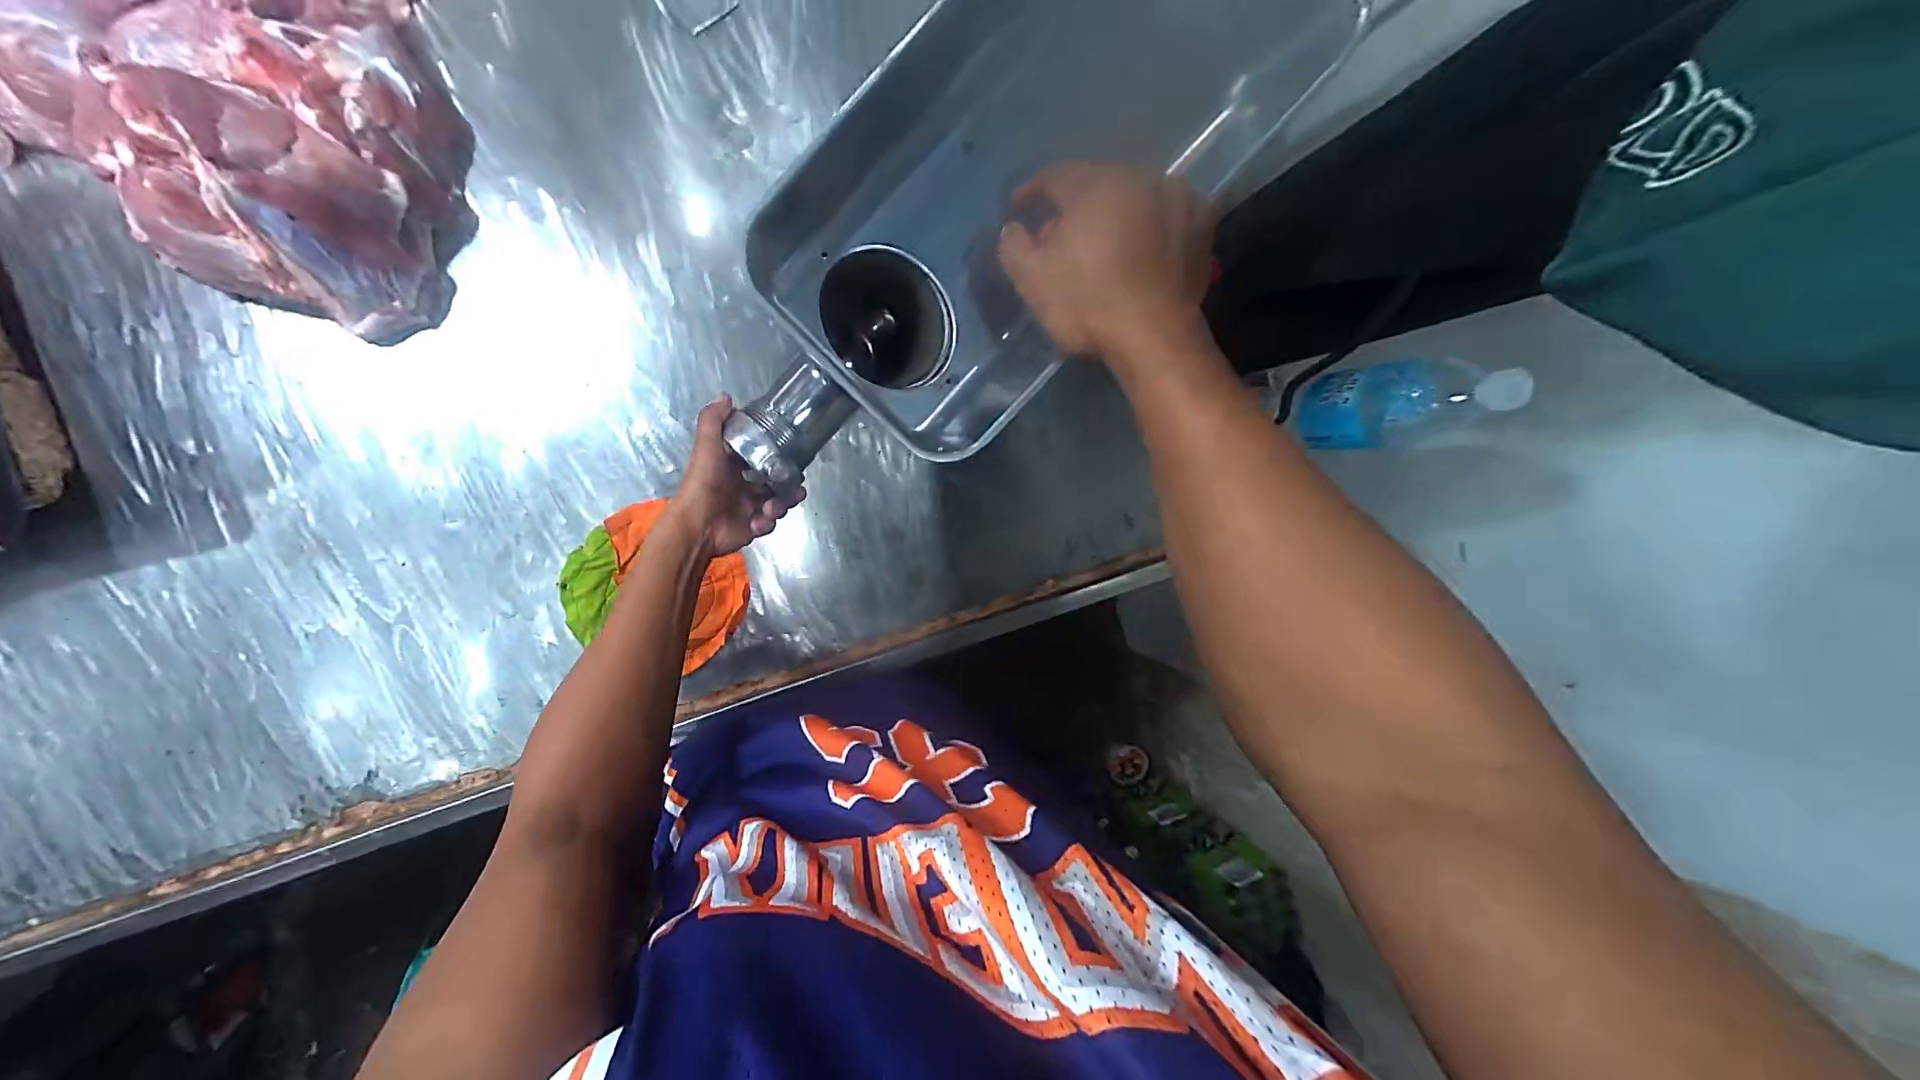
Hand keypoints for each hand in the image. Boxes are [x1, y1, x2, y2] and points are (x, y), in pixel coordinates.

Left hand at [668, 396, 802, 556]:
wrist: (697, 525)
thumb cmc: (702, 484)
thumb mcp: (706, 447)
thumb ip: (713, 421)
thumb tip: (726, 396)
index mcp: (734, 466)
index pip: (762, 457)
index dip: (778, 457)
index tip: (792, 455)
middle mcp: (744, 485)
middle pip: (777, 482)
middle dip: (789, 486)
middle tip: (795, 488)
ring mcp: (749, 507)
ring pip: (778, 502)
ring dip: (781, 504)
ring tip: (774, 508)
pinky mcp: (752, 526)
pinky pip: (770, 523)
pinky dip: (767, 522)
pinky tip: (757, 521)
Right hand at [997, 163, 1217, 371]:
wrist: (1155, 337)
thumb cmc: (1088, 304)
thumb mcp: (1033, 279)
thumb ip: (1014, 246)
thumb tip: (1014, 227)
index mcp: (1095, 184)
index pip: (1054, 176)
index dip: (1031, 193)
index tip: (1018, 210)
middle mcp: (1139, 177)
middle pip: (1096, 187)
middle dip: (1073, 210)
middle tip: (1057, 238)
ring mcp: (1177, 198)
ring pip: (1133, 199)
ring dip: (1114, 217)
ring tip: (1101, 247)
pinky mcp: (1202, 226)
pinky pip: (1167, 217)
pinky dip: (1151, 228)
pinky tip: (1141, 247)